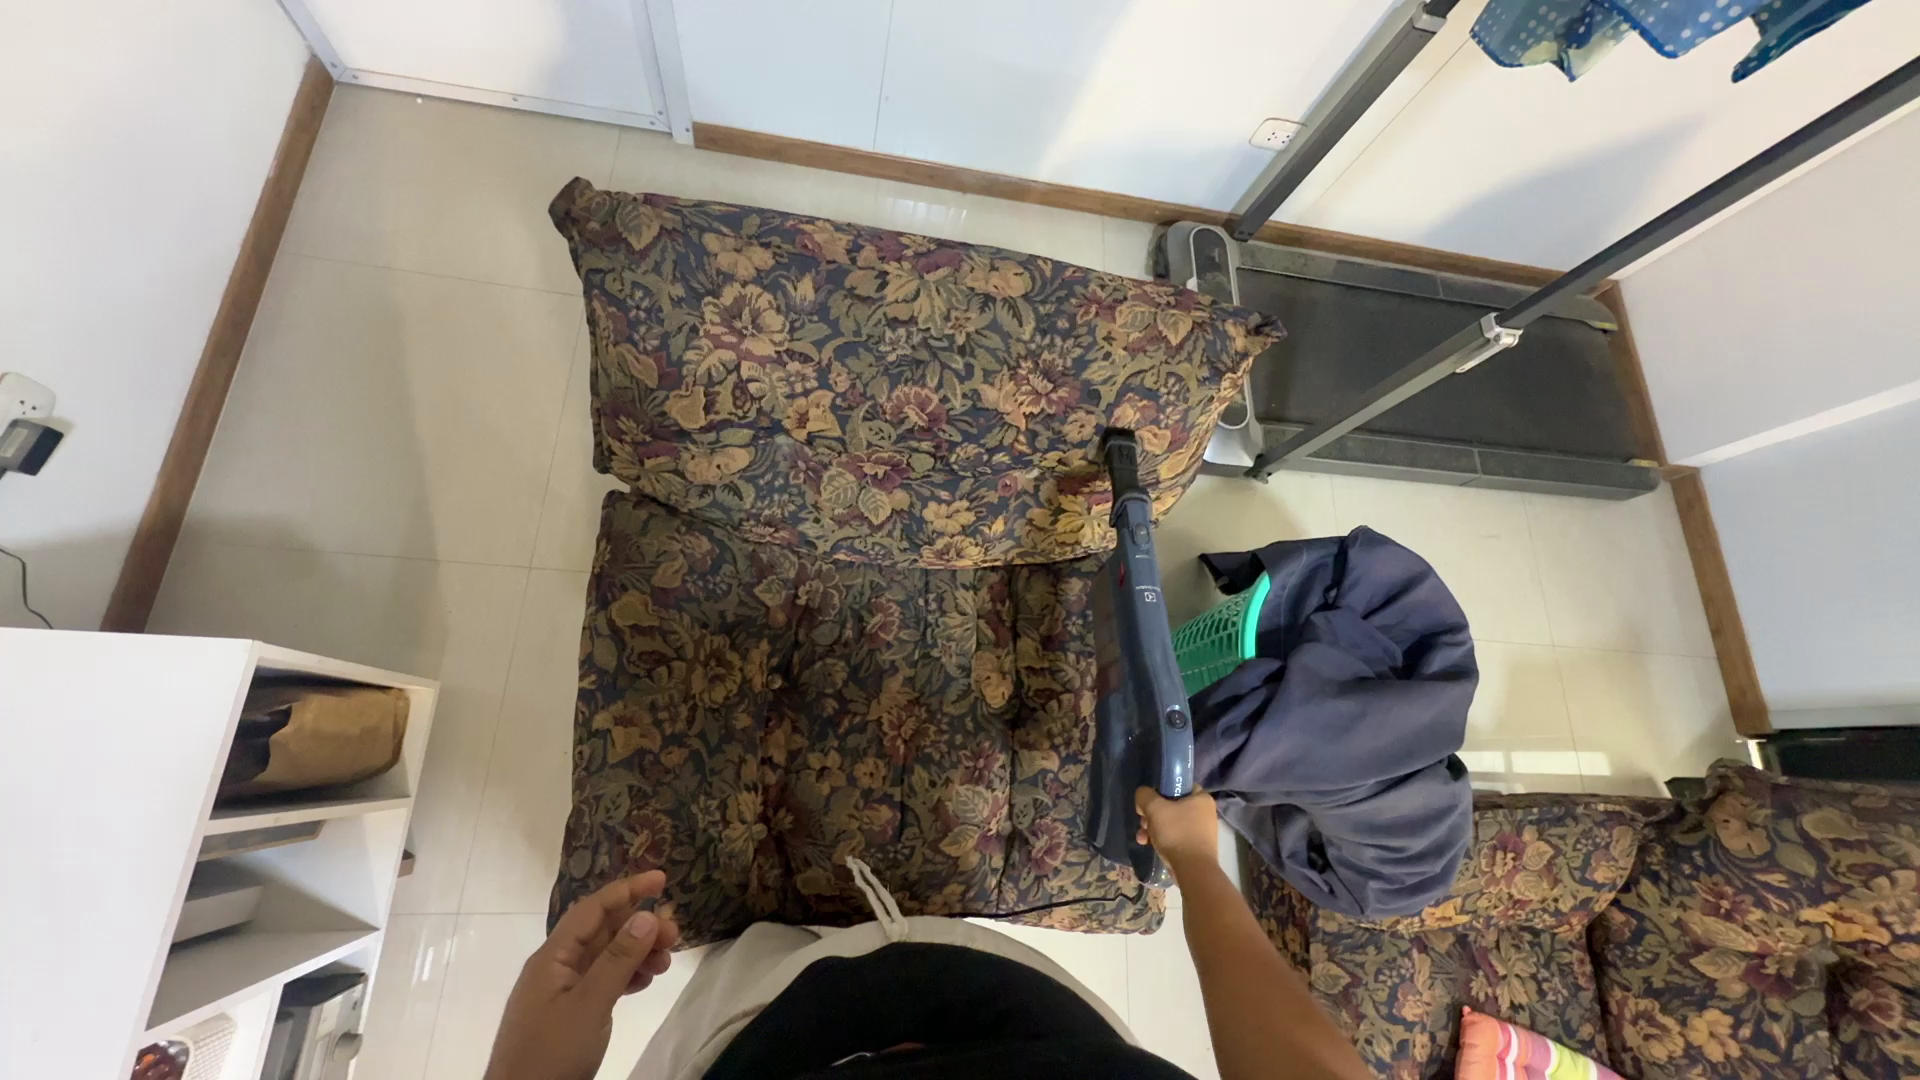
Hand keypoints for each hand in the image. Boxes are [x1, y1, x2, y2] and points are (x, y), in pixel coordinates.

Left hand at [484, 871, 681, 1079]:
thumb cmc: (549, 1058)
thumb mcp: (589, 1006)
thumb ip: (619, 959)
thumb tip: (647, 914)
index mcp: (552, 958)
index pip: (593, 909)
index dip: (627, 890)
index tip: (662, 880)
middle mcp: (556, 968)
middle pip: (603, 931)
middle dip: (640, 926)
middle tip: (675, 935)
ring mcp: (562, 993)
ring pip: (607, 956)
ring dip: (639, 952)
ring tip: (666, 963)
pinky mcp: (570, 1015)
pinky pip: (604, 980)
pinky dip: (628, 975)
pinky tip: (646, 981)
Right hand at [1136, 787, 1218, 871]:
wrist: (1193, 871)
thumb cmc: (1176, 833)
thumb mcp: (1155, 808)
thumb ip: (1145, 795)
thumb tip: (1142, 796)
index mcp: (1201, 798)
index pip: (1179, 785)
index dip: (1161, 790)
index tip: (1149, 800)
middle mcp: (1204, 813)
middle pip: (1171, 806)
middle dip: (1152, 814)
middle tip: (1143, 821)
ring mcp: (1201, 831)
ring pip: (1171, 822)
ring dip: (1153, 828)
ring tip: (1142, 837)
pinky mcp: (1196, 847)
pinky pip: (1175, 836)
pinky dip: (1161, 839)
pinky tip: (1148, 845)